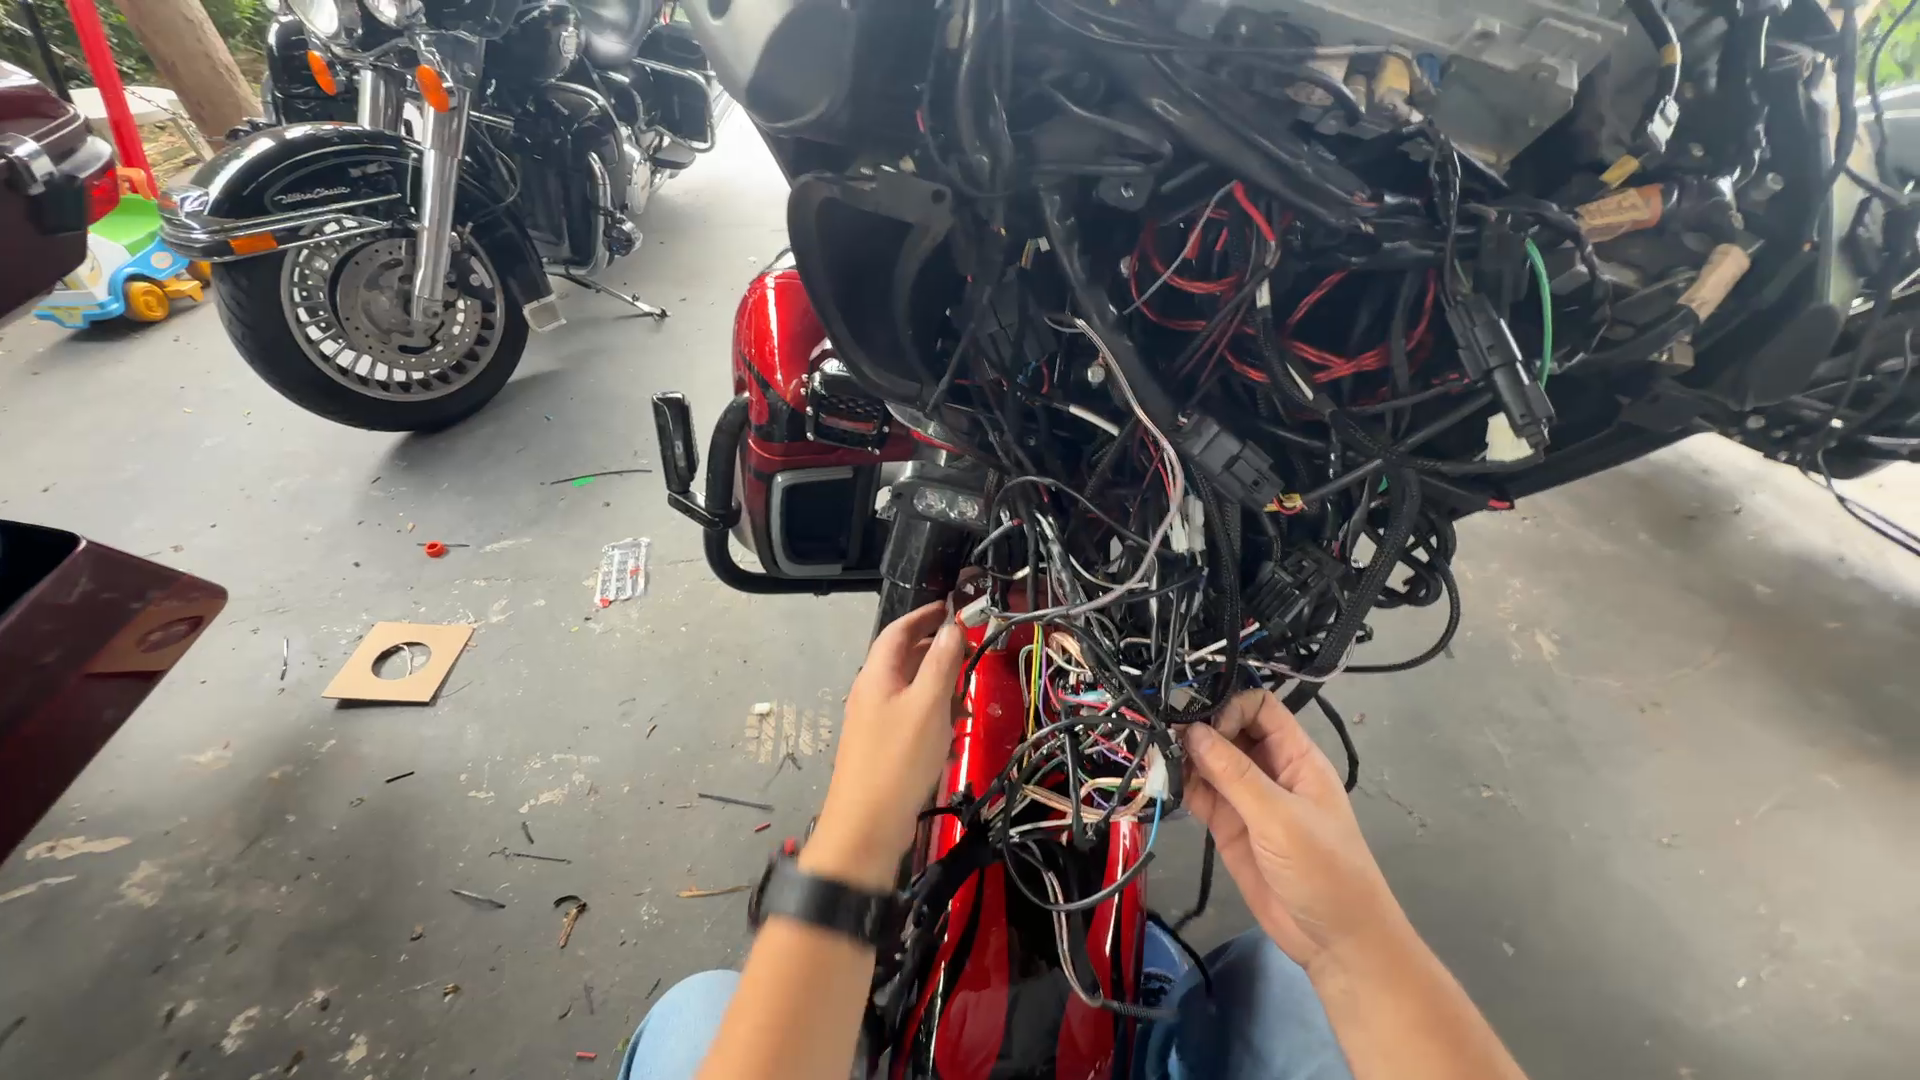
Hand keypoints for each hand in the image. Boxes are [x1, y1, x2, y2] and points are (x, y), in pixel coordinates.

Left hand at [803, 602, 965, 891]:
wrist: (867, 827)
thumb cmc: (898, 759)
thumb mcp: (928, 705)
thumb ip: (942, 663)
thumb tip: (953, 626)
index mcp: (876, 675)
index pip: (897, 631)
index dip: (923, 616)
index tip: (950, 608)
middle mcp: (872, 692)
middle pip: (905, 659)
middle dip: (938, 653)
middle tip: (969, 655)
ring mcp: (875, 721)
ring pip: (911, 690)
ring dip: (939, 689)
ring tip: (965, 701)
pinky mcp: (883, 747)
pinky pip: (912, 718)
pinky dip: (934, 717)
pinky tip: (952, 734)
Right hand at [1181, 689, 1412, 977]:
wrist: (1335, 942)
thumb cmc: (1324, 871)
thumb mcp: (1281, 818)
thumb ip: (1235, 774)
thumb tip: (1194, 731)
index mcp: (1295, 757)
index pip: (1260, 708)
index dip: (1230, 709)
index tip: (1206, 731)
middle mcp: (1269, 769)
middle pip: (1228, 730)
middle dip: (1198, 729)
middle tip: (1163, 737)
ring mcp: (1246, 797)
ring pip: (1208, 760)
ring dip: (1183, 756)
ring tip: (1154, 757)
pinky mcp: (1227, 824)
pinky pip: (1199, 792)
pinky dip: (1179, 784)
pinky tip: (1160, 781)